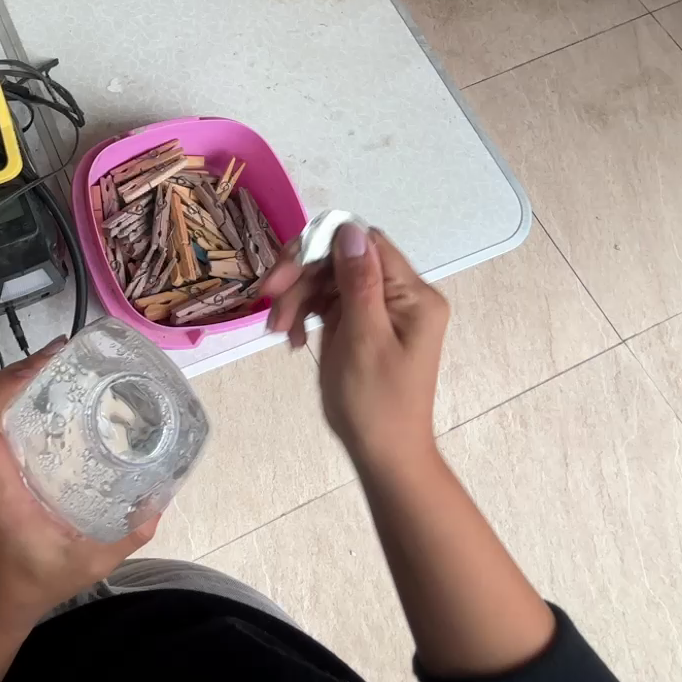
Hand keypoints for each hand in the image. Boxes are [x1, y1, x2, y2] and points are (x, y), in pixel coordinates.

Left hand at [0, 342, 158, 633]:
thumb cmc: (34, 581)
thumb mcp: (88, 563)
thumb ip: (126, 535)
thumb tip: (158, 501)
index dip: (8, 386)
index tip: (44, 366)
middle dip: (16, 371)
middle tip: (59, 356)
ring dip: (11, 379)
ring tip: (53, 367)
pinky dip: (7, 396)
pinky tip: (40, 394)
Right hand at [262, 223, 448, 470]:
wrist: (383, 453)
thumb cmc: (377, 402)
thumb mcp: (365, 339)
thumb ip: (359, 282)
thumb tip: (349, 229)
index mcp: (413, 294)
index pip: (364, 244)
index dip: (321, 246)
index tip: (286, 272)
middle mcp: (399, 293)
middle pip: (339, 258)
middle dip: (301, 276)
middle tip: (268, 295)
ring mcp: (378, 307)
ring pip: (325, 278)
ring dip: (296, 298)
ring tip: (279, 331)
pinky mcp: (358, 320)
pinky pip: (324, 300)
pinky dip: (303, 313)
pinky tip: (293, 338)